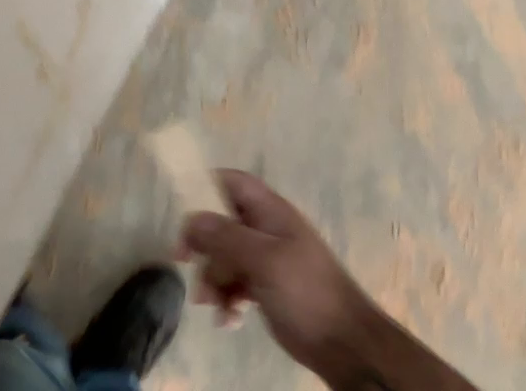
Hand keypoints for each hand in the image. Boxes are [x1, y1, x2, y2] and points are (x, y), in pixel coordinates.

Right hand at [181, 170, 377, 376]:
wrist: (343, 343)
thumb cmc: (306, 291)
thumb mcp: (264, 260)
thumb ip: (226, 237)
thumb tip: (192, 217)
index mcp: (270, 212)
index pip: (233, 182)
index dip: (206, 187)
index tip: (182, 210)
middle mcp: (266, 230)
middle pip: (221, 223)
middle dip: (203, 245)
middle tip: (184, 262)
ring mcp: (267, 260)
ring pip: (225, 258)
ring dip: (213, 280)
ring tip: (212, 305)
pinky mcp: (266, 287)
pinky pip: (235, 284)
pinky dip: (227, 300)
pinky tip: (229, 321)